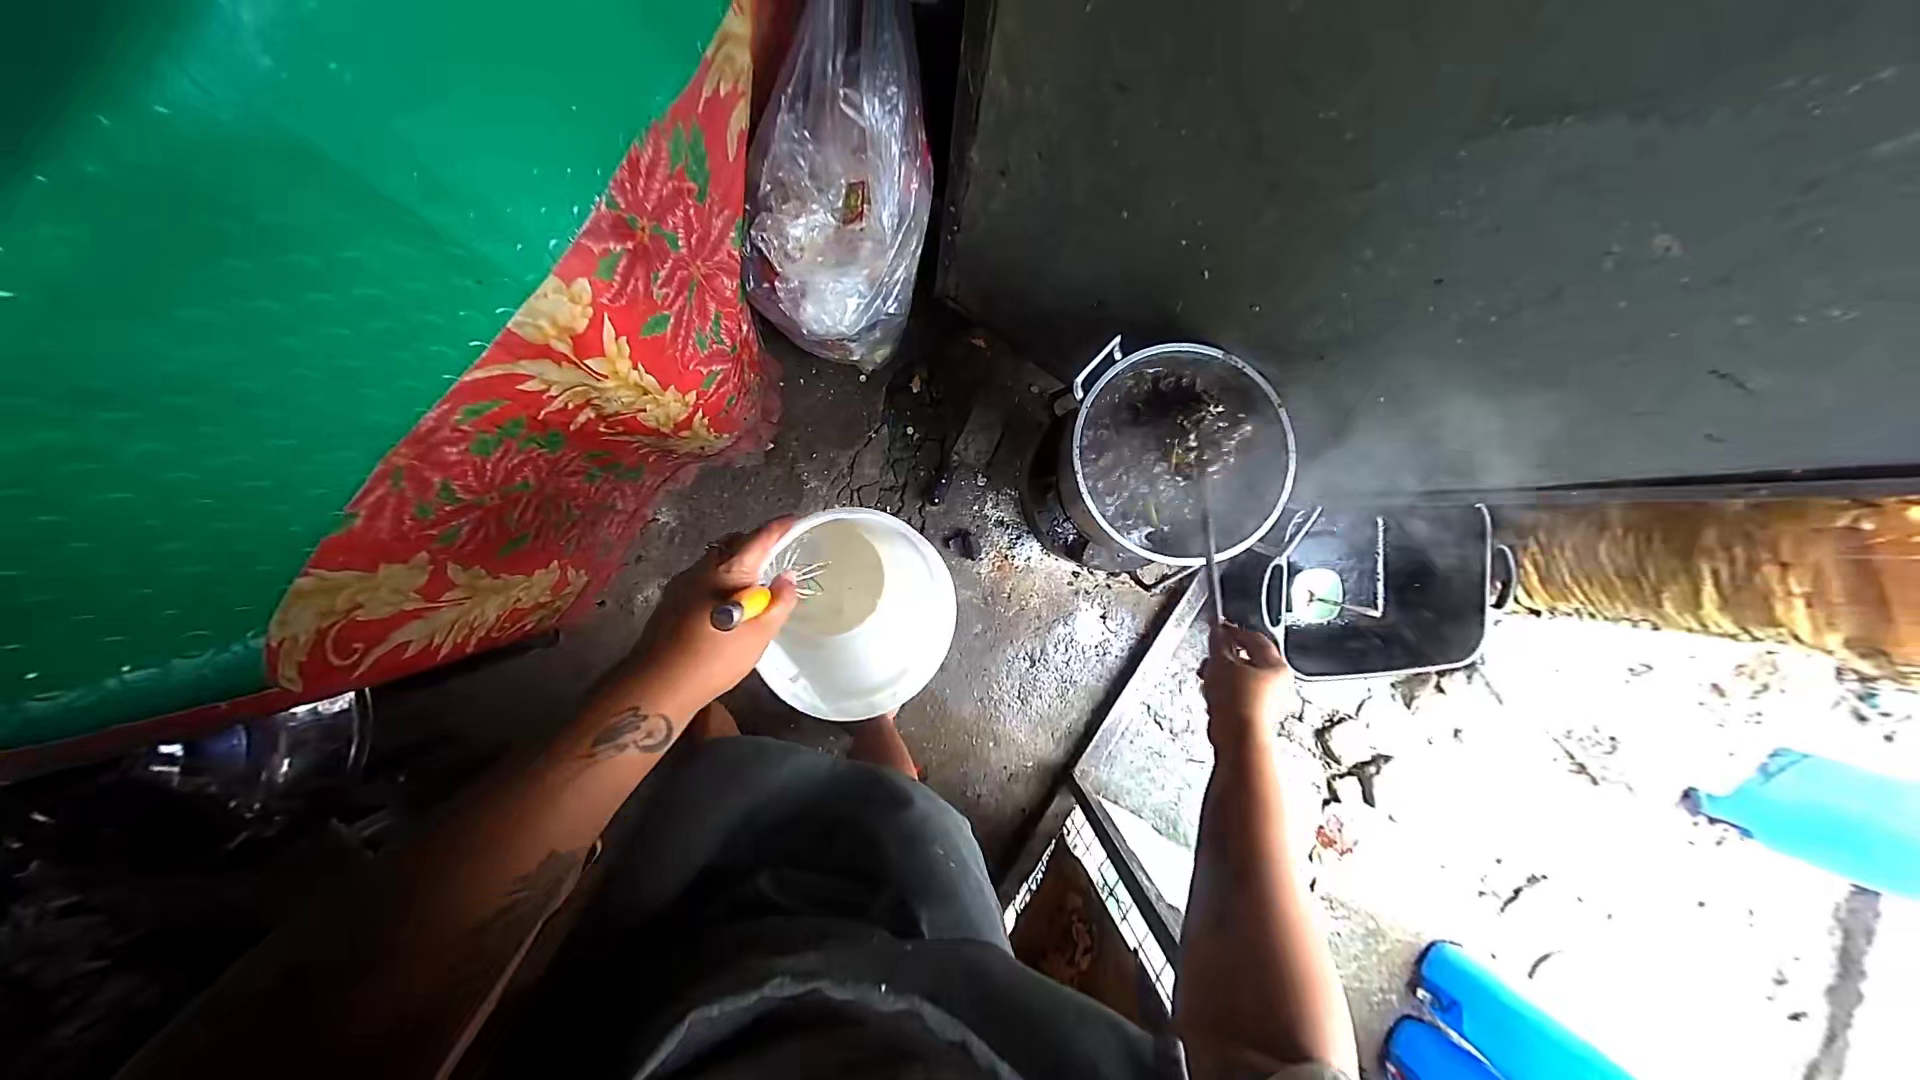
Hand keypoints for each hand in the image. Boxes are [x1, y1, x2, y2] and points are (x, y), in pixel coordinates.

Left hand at [625, 517, 800, 714]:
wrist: (657, 685)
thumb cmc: (714, 659)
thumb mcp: (760, 634)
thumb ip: (779, 602)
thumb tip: (787, 578)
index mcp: (728, 572)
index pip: (759, 538)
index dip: (779, 528)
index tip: (794, 521)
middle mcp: (702, 569)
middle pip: (733, 543)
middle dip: (757, 542)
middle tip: (778, 554)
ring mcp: (682, 583)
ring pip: (715, 559)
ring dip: (737, 560)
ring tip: (756, 580)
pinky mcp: (671, 600)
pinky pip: (703, 575)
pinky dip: (721, 577)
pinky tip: (728, 601)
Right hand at [1200, 622, 1293, 751]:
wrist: (1238, 739)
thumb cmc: (1238, 703)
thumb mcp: (1221, 663)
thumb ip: (1218, 643)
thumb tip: (1217, 631)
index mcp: (1277, 666)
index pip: (1255, 638)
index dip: (1233, 631)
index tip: (1218, 628)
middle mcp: (1278, 683)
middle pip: (1248, 658)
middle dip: (1224, 656)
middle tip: (1210, 654)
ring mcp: (1267, 700)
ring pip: (1241, 677)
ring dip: (1221, 674)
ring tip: (1208, 676)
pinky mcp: (1254, 714)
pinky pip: (1237, 694)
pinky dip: (1223, 691)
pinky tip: (1212, 694)